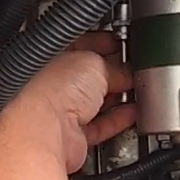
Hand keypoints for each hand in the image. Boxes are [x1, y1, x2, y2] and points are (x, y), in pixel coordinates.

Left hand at [0, 32, 136, 172]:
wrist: (43, 130)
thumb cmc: (51, 90)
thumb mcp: (94, 64)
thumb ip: (114, 65)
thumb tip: (128, 71)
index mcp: (49, 56)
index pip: (81, 45)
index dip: (103, 42)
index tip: (121, 45)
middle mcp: (51, 84)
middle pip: (89, 76)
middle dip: (113, 72)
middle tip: (133, 70)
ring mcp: (59, 111)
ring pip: (94, 103)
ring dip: (116, 97)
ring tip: (136, 91)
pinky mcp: (71, 136)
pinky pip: (98, 126)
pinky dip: (115, 121)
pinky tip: (130, 113)